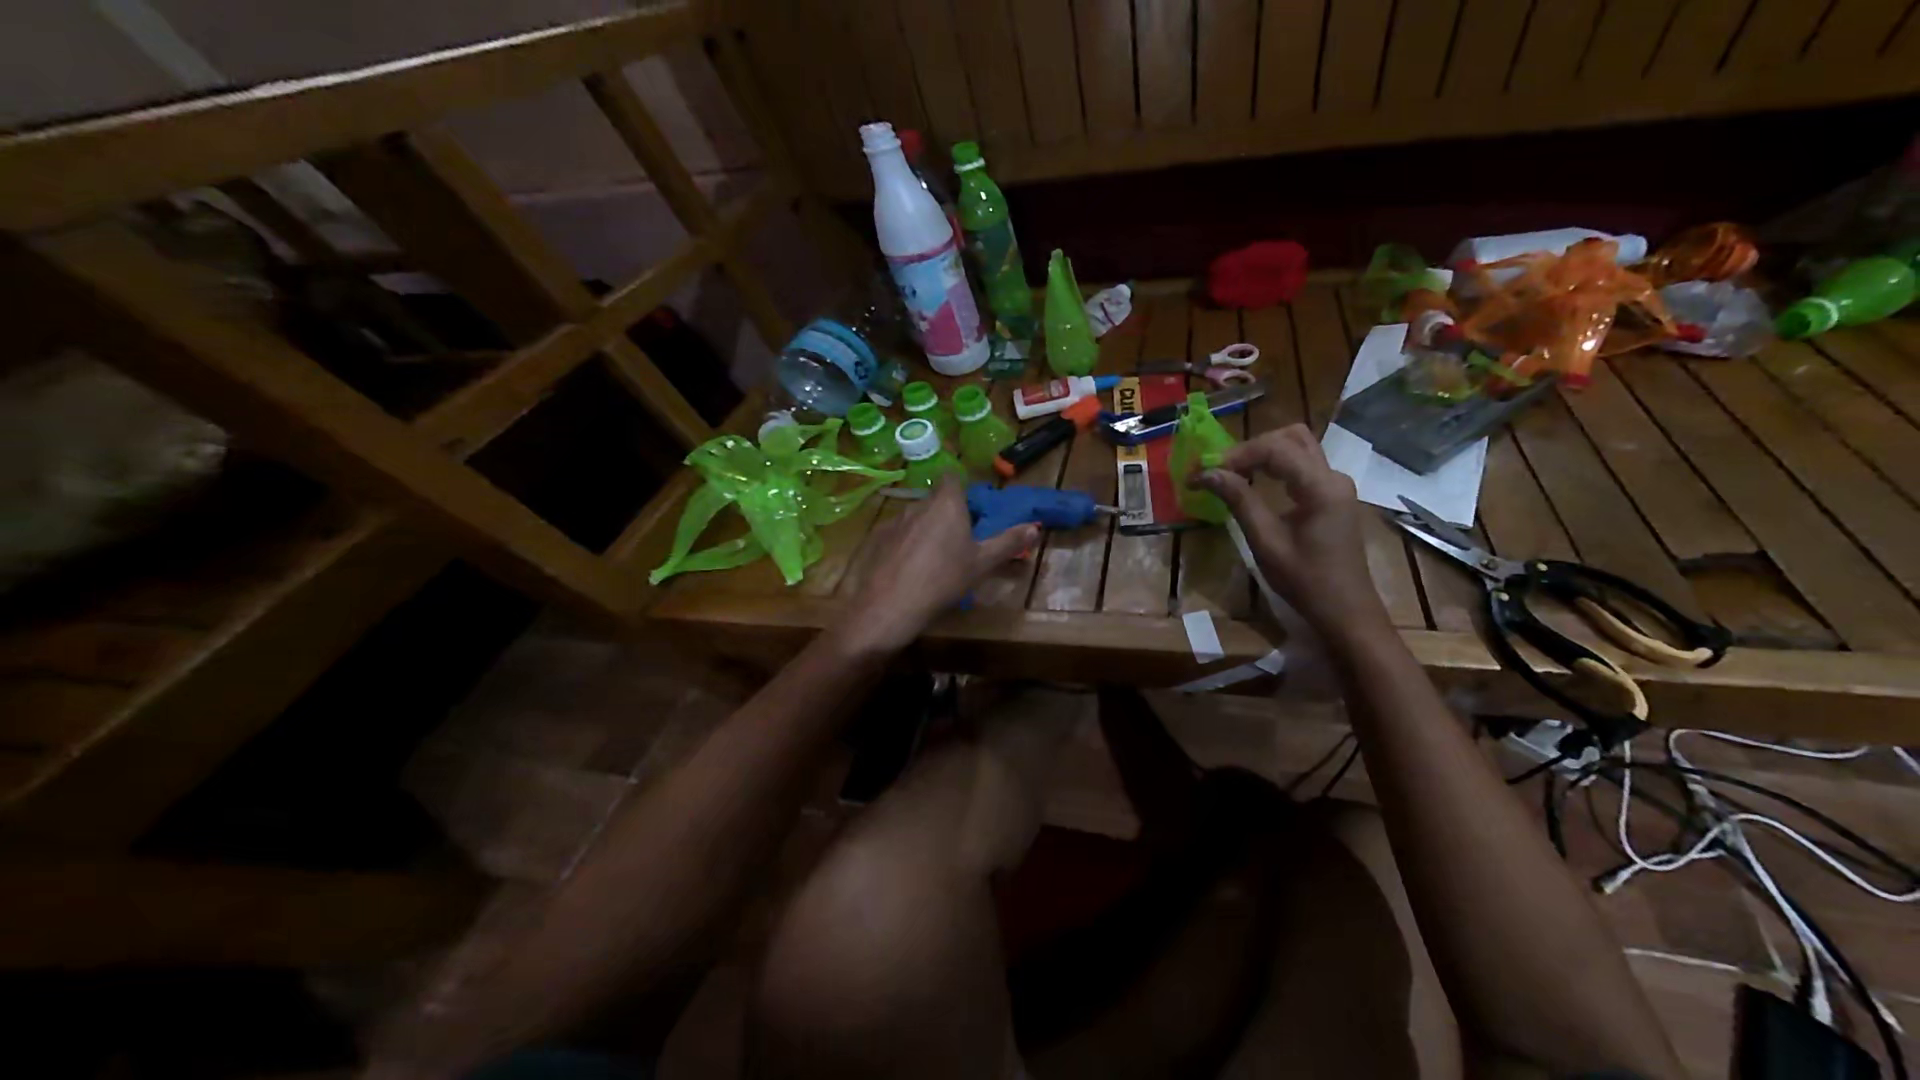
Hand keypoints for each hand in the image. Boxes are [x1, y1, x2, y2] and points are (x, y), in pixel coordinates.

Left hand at [836, 480, 1037, 653]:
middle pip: (934, 500)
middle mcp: (918, 504)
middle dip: (944, 513)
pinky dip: (903, 545)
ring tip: (932, 558)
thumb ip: (1008, 543)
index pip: (952, 478)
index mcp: (947, 504)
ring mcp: (893, 521)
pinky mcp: (875, 539)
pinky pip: (895, 535)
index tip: (969, 508)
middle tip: (957, 539)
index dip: (960, 489)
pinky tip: (907, 569)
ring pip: (914, 518)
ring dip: (923, 530)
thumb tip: (1035, 527)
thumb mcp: (982, 564)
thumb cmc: (943, 579)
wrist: (890, 604)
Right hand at [1189, 425, 1391, 643]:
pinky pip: (1302, 465)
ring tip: (1232, 474)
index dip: (1235, 455)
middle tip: (1220, 469)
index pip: (1275, 449)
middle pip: (1291, 437)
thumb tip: (1206, 473)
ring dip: (1263, 453)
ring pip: (1298, 447)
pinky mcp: (1332, 496)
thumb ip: (1239, 501)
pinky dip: (1275, 465)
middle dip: (1251, 447)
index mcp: (1321, 487)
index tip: (1203, 472)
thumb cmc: (1305, 581)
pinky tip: (1253, 482)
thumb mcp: (1266, 542)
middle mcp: (1333, 477)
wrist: (1345, 610)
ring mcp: (1336, 485)